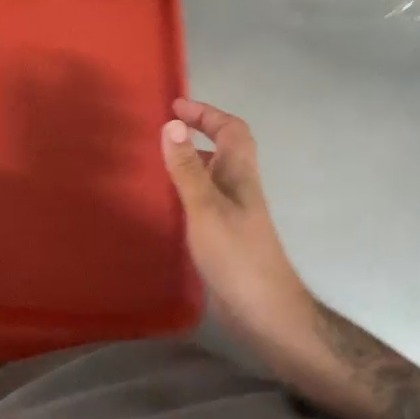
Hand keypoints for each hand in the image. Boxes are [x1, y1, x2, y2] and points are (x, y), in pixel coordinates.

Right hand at [161, 99, 312, 344]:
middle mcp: (238, 188)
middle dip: (198, 132)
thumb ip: (187, 168)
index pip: (231, 130)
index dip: (207, 114)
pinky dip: (185, 189)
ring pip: (213, 174)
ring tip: (155, 160)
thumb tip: (172, 124)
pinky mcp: (223, 235)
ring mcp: (233, 213)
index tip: (176, 107)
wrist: (263, 311)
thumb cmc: (236, 255)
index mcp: (239, 175)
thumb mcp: (205, 207)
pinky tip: (164, 202)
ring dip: (190, 161)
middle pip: (225, 149)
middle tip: (164, 129)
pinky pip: (203, 198)